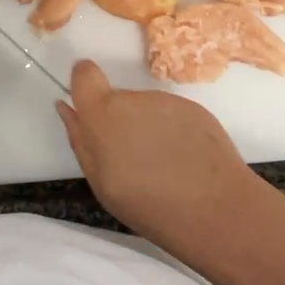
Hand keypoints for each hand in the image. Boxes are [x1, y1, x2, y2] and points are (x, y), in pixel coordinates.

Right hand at [56, 60, 262, 246]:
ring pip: (146, 109)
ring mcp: (167, 102)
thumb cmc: (147, 204)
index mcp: (103, 113)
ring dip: (148, 129)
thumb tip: (67, 108)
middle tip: (132, 160)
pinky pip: (172, 116)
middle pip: (117, 99)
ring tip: (163, 167)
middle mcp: (133, 98)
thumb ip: (80, 139)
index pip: (85, 74)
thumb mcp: (100, 182)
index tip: (91, 109)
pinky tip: (186, 163)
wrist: (217, 211)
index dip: (84, 85)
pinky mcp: (195, 109)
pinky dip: (173, 134)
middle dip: (119, 121)